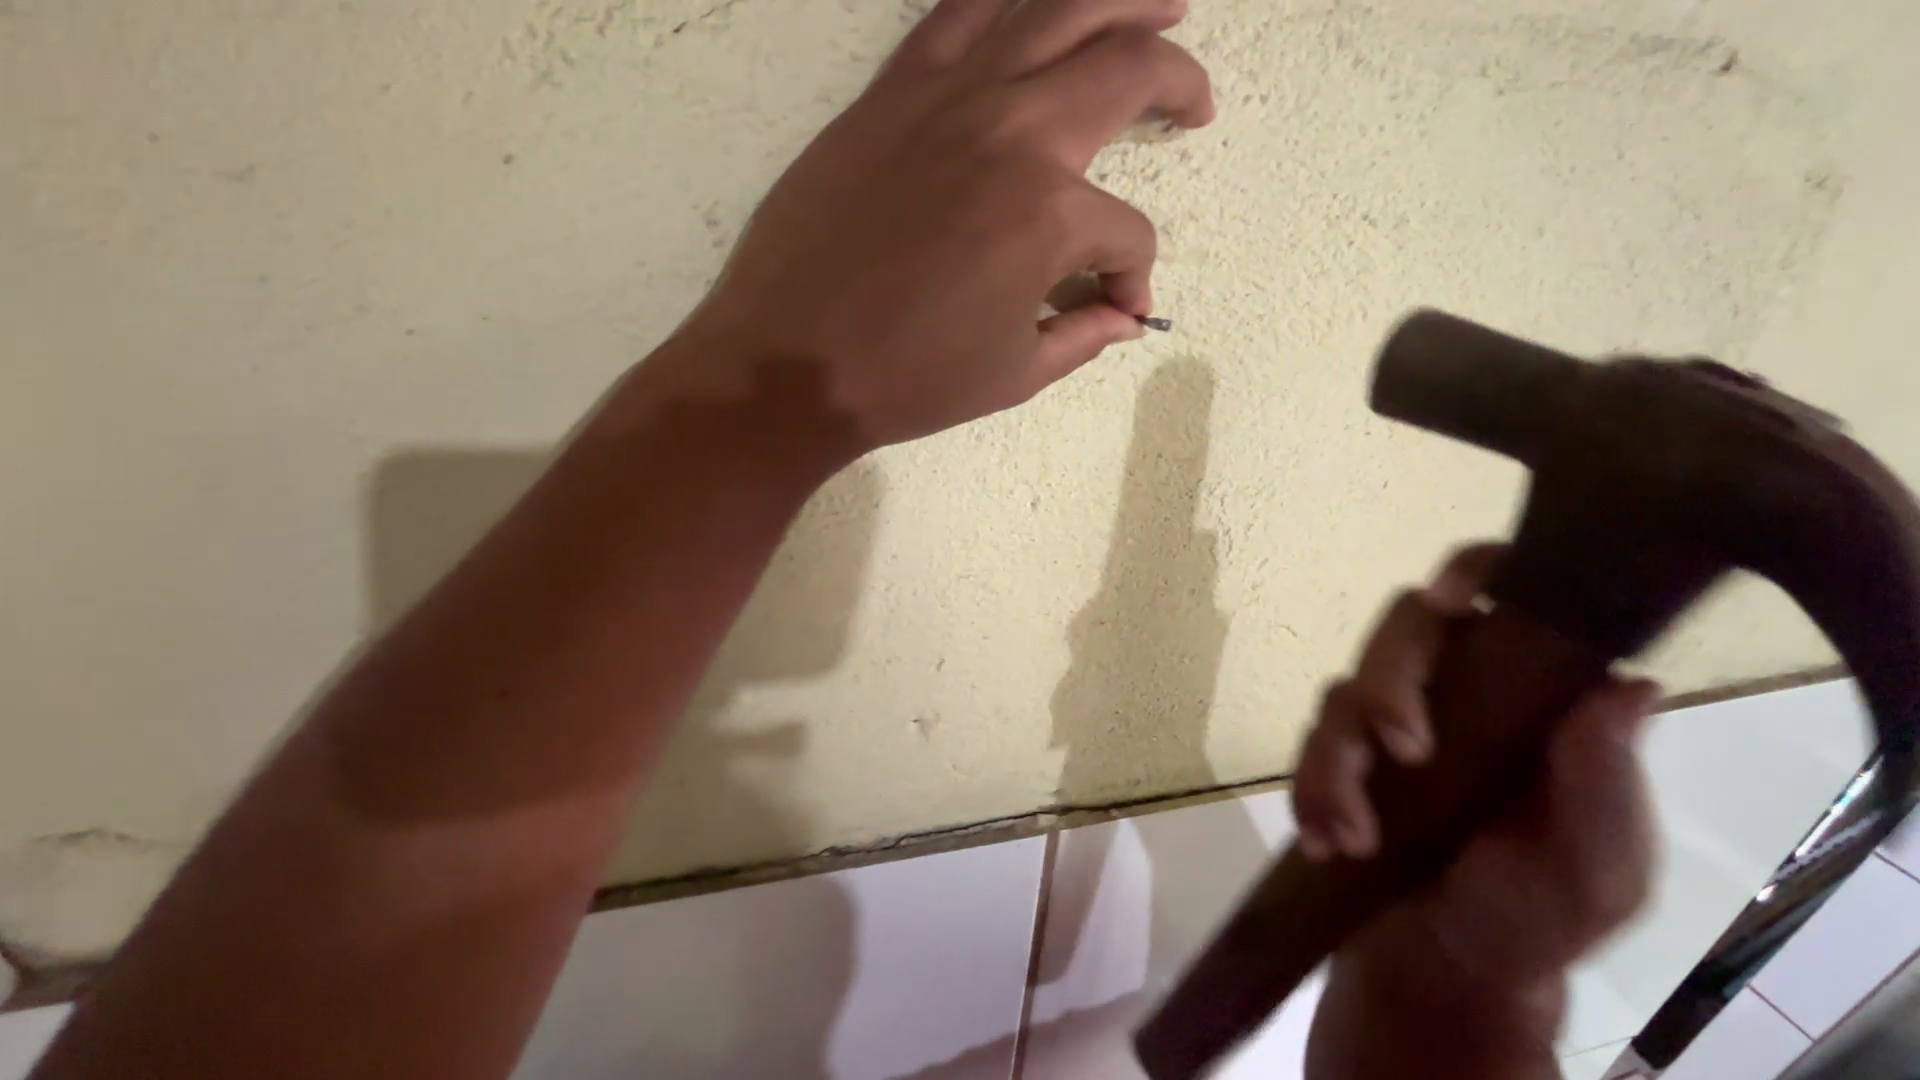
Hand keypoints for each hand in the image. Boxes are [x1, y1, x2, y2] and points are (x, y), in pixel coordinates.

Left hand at [673, 0, 1213, 448]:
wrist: (786, 365)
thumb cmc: (904, 381)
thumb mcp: (1014, 375)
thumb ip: (1083, 336)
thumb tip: (1124, 317)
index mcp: (1047, 214)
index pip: (1125, 231)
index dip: (1134, 274)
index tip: (1118, 306)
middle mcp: (1009, 131)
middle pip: (1122, 70)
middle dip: (1175, 84)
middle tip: (1194, 101)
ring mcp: (946, 97)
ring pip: (1052, 6)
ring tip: (1159, 4)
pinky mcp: (889, 90)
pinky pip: (958, 10)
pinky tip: (1039, 4)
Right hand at [1298, 545, 1660, 1077]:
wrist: (1454, 970)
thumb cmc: (1542, 914)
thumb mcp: (1599, 866)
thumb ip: (1606, 785)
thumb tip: (1630, 685)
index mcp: (1528, 695)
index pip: (1506, 598)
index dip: (1473, 573)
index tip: (1450, 601)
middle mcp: (1458, 692)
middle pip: (1402, 630)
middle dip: (1390, 682)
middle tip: (1402, 750)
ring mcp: (1390, 724)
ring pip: (1343, 692)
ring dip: (1341, 760)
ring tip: (1357, 838)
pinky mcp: (1341, 759)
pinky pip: (1306, 748)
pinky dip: (1309, 791)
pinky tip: (1325, 841)